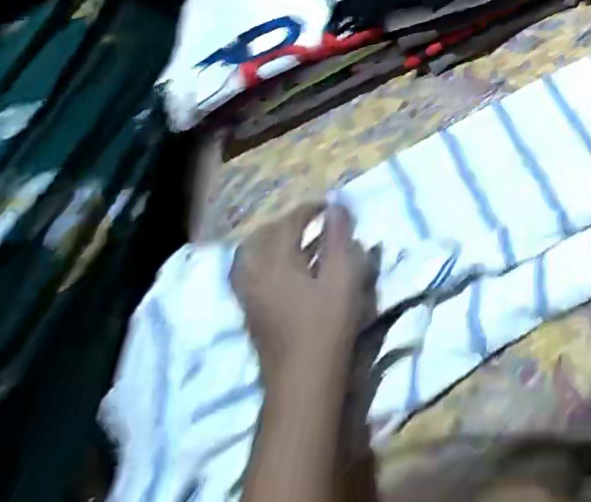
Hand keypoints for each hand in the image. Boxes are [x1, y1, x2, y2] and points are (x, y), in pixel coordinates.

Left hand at [233, 203, 372, 384]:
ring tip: (295, 243)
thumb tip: (335, 206)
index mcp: (275, 260)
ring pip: (250, 256)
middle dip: (287, 223)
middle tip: (313, 222)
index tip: (330, 207)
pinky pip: (249, 274)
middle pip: (262, 236)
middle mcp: (254, 273)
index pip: (288, 221)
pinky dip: (264, 262)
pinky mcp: (250, 315)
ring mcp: (248, 296)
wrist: (303, 383)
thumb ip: (339, 238)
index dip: (310, 209)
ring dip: (271, 242)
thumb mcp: (343, 276)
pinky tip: (285, 272)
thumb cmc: (327, 325)